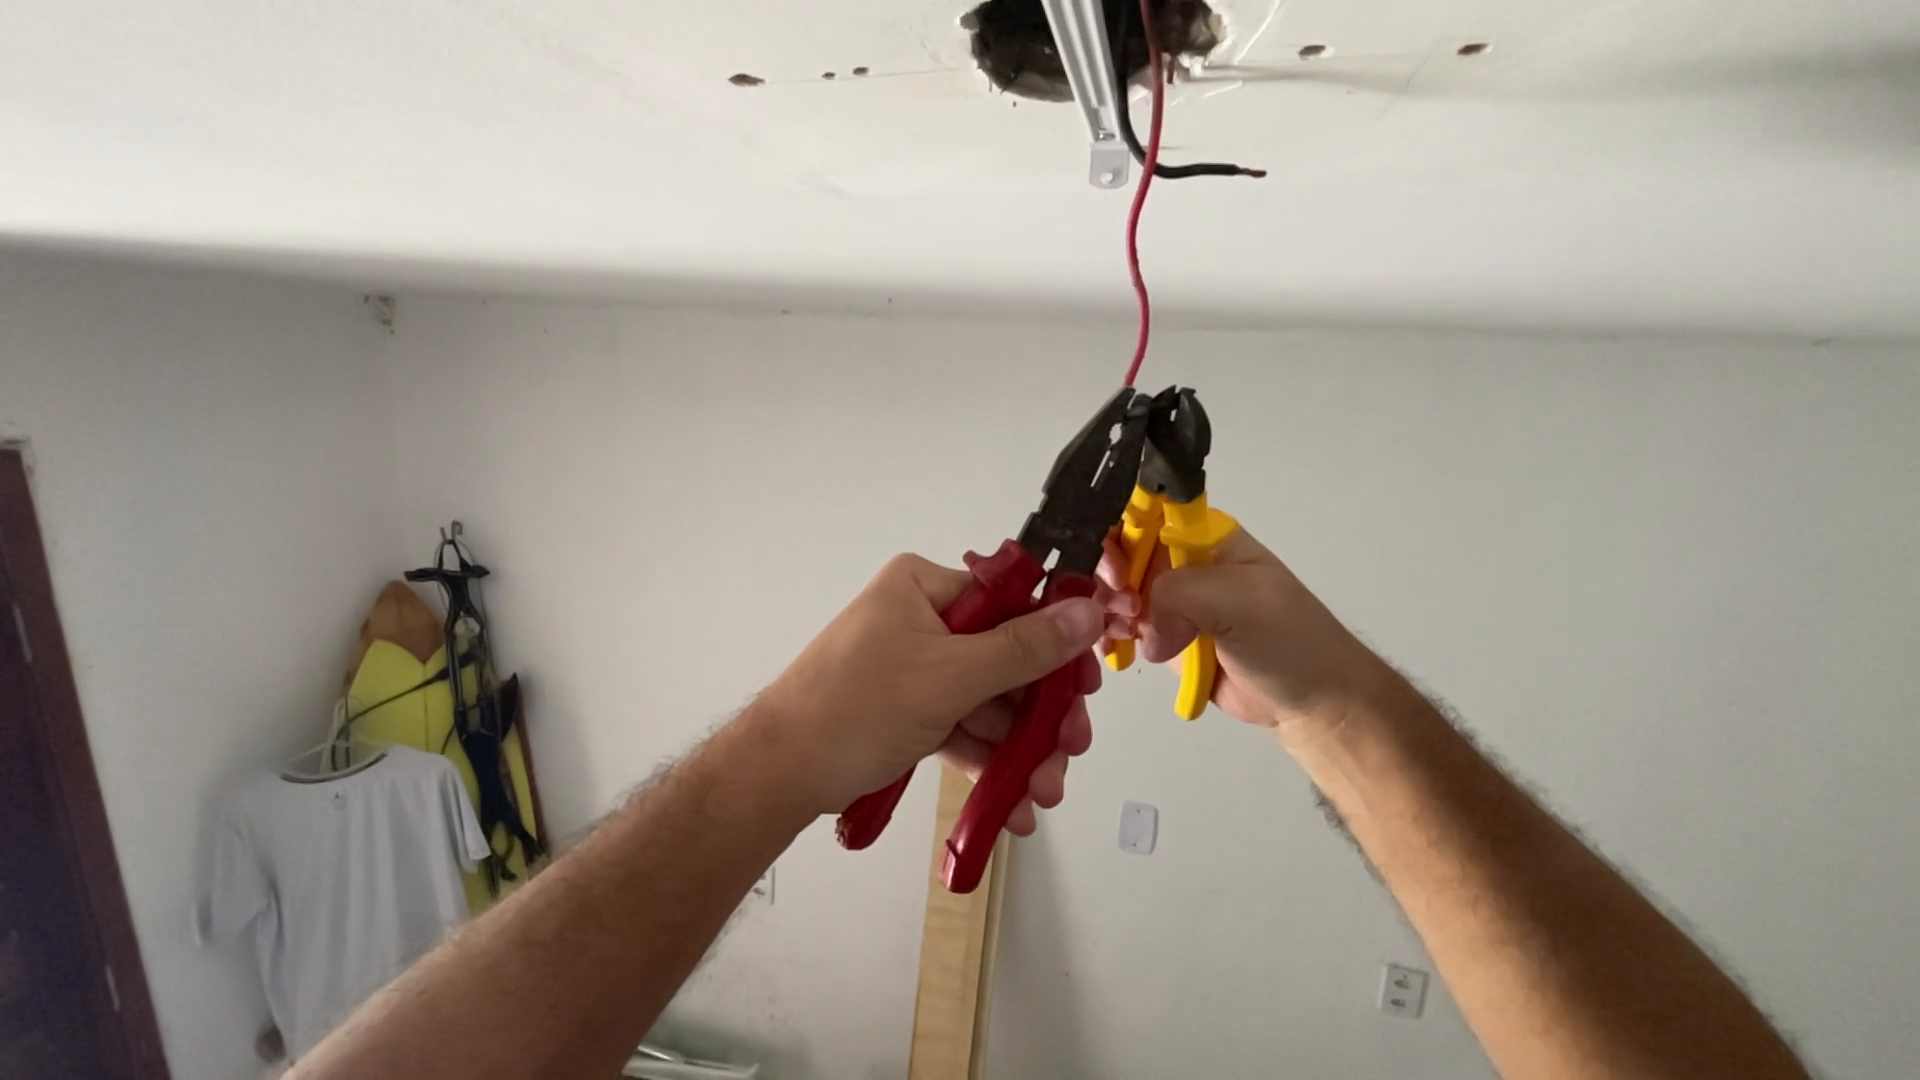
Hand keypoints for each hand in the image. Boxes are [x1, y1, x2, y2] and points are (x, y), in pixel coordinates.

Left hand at [755, 555, 1112, 832]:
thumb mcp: (950, 676)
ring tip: (1043, 790)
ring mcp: (915, 666)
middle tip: (1070, 748)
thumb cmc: (856, 709)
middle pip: (1005, 657)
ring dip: (1019, 746)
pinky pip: (961, 724)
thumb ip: (1025, 648)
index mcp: (925, 587)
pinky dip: (986, 758)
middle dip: (1040, 712)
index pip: (1011, 601)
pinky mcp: (908, 708)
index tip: (1088, 682)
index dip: (1055, 642)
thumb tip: (1088, 611)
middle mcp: (922, 618)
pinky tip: (1012, 801)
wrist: (778, 776)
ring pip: (987, 698)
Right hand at [1098, 525, 1394, 747]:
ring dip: (1108, 610)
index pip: (1146, 514)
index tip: (1113, 570)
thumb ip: (1180, 593)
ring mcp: (1173, 601)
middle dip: (1110, 578)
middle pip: (1122, 553)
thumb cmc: (1288, 640)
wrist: (1313, 703)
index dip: (1118, 533)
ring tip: (1121, 635)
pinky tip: (1116, 649)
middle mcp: (1182, 561)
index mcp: (1203, 537)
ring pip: (1117, 591)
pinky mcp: (1166, 636)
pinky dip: (1112, 636)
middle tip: (1123, 610)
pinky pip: (1124, 627)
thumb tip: (1146, 629)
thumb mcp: (1239, 601)